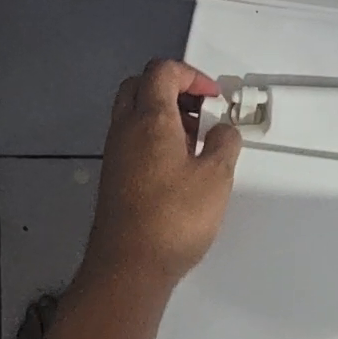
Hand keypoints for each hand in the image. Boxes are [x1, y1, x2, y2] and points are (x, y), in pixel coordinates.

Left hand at [83, 60, 243, 285]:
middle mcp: (125, 129)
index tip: (214, 97)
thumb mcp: (216, 178)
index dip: (191, 75)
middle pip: (140, 85)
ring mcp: (114, 153)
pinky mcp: (113, 176)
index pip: (162, 71)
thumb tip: (222, 130)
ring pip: (132, 112)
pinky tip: (178, 163)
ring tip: (195, 139)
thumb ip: (224, 144)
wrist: (128, 266)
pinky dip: (153, 135)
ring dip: (162, 112)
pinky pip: (131, 137)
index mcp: (150, 119)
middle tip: (200, 109)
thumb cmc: (174, 218)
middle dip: (172, 87)